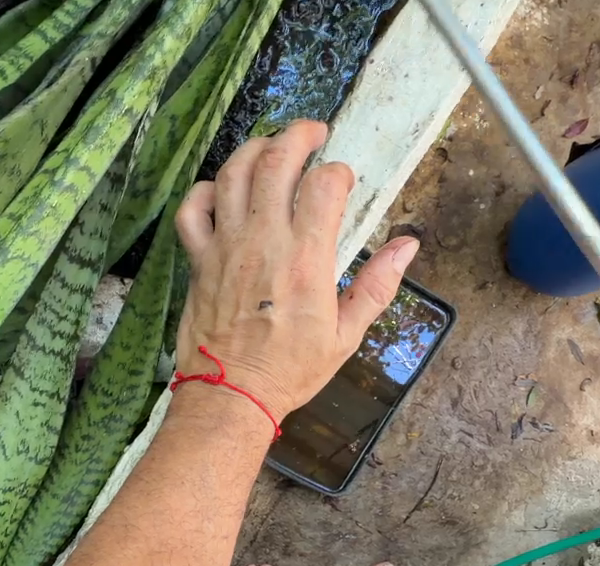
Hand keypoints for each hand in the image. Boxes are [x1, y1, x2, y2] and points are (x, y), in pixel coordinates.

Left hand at [171, 120, 418, 419]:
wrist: (231, 397)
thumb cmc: (289, 372)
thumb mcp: (345, 337)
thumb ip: (376, 287)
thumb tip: (407, 246)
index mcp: (306, 260)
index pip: (324, 184)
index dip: (338, 172)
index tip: (343, 184)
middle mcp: (263, 243)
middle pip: (276, 161)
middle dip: (299, 135)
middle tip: (312, 135)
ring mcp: (225, 249)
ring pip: (233, 174)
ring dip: (255, 150)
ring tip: (271, 151)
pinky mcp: (198, 262)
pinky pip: (192, 211)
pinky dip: (206, 191)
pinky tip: (222, 192)